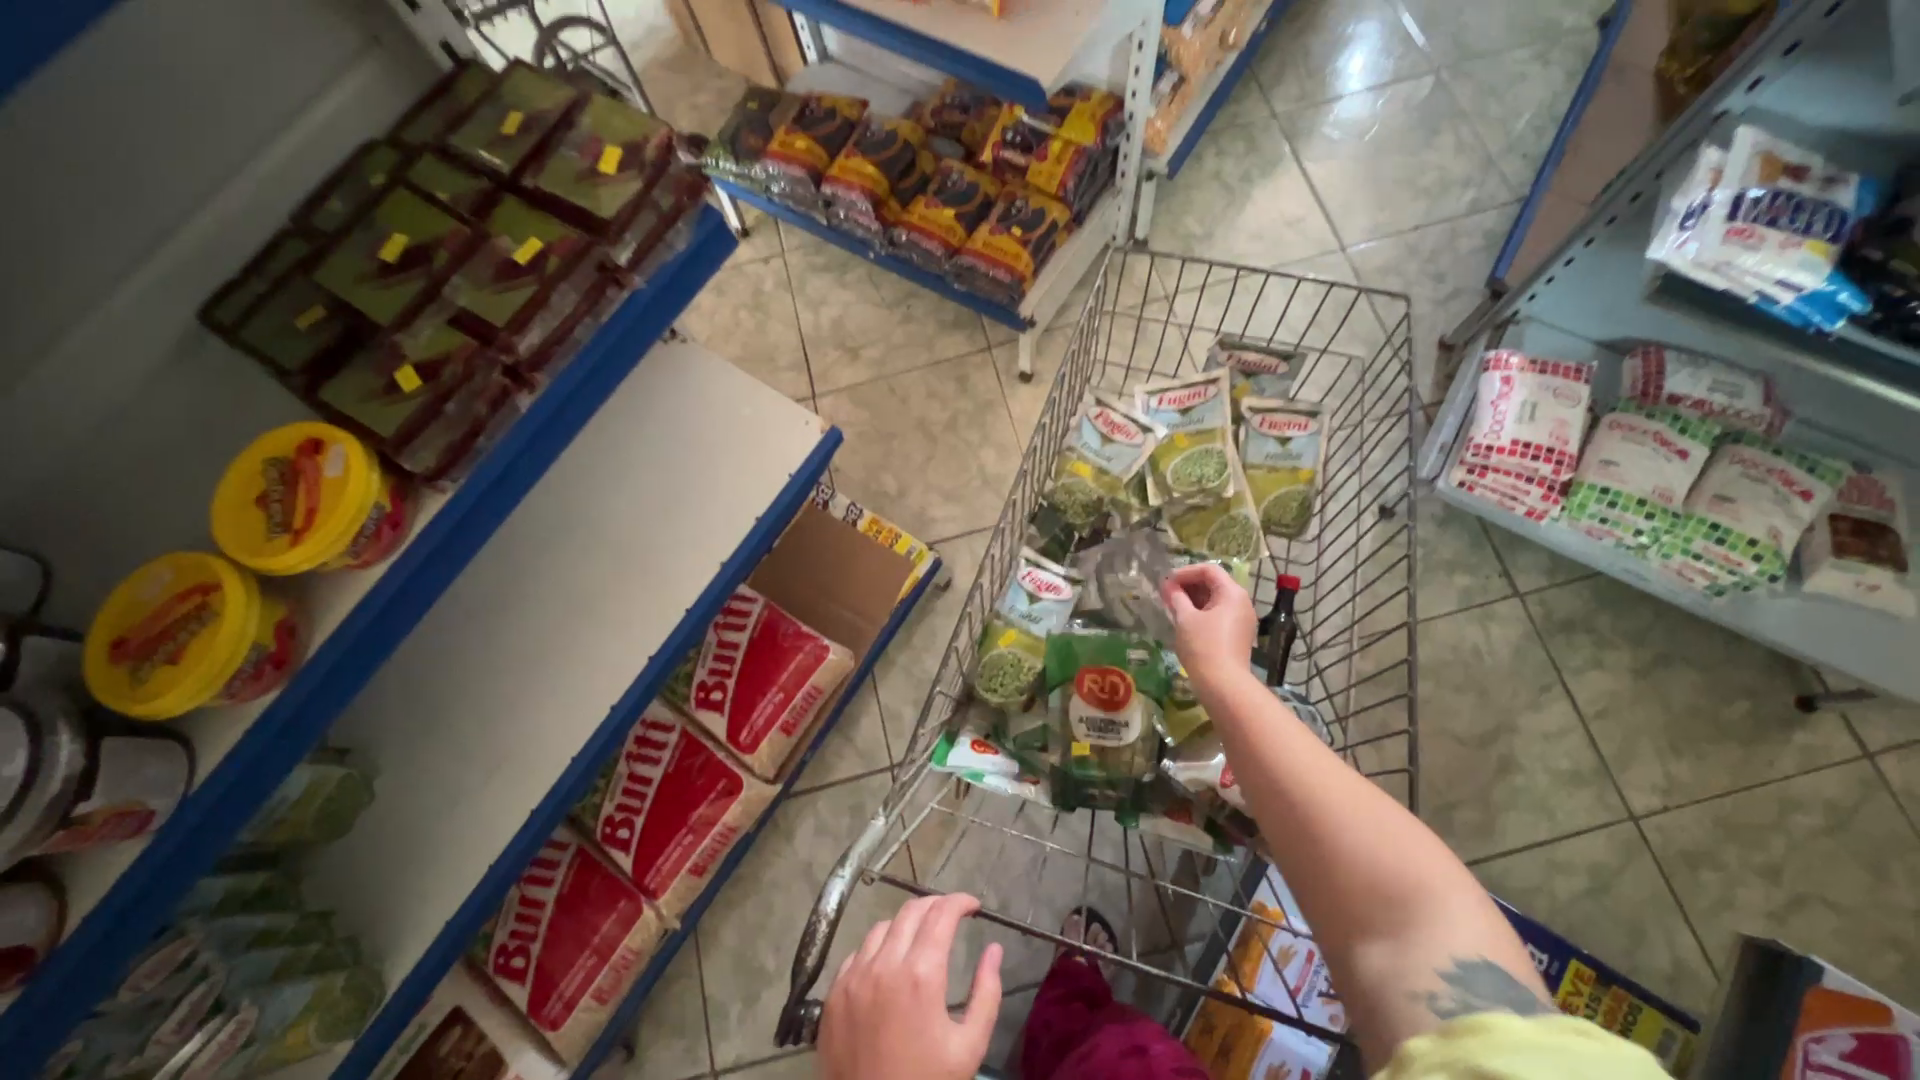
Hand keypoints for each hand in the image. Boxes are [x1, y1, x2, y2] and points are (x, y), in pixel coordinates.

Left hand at [819, 893, 1003, 1079]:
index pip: (941, 914)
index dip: (960, 902)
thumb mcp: (970, 1045)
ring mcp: (853, 978)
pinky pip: (857, 954)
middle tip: (952, 916)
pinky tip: (889, 964)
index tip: (973, 906)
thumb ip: (987, 992)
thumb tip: (994, 949)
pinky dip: (878, 948)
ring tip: (921, 938)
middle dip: (936, 906)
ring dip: (905, 925)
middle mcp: (883, 966)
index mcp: (921, 975)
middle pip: (910, 912)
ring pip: (881, 928)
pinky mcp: (834, 994)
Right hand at [1162, 563, 1256, 691]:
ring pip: (1216, 600)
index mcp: (1232, 593)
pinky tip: (1185, 621)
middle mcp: (1242, 602)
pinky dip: (1202, 612)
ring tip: (1172, 606)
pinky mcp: (1238, 634)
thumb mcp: (1185, 619)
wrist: (1223, 684)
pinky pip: (1219, 614)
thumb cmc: (1203, 646)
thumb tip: (1167, 585)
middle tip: (1166, 593)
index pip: (1209, 570)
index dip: (1185, 572)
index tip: (1166, 582)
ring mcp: (1242, 619)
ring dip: (1193, 599)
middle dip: (1189, 586)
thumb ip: (1176, 597)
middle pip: (1214, 583)